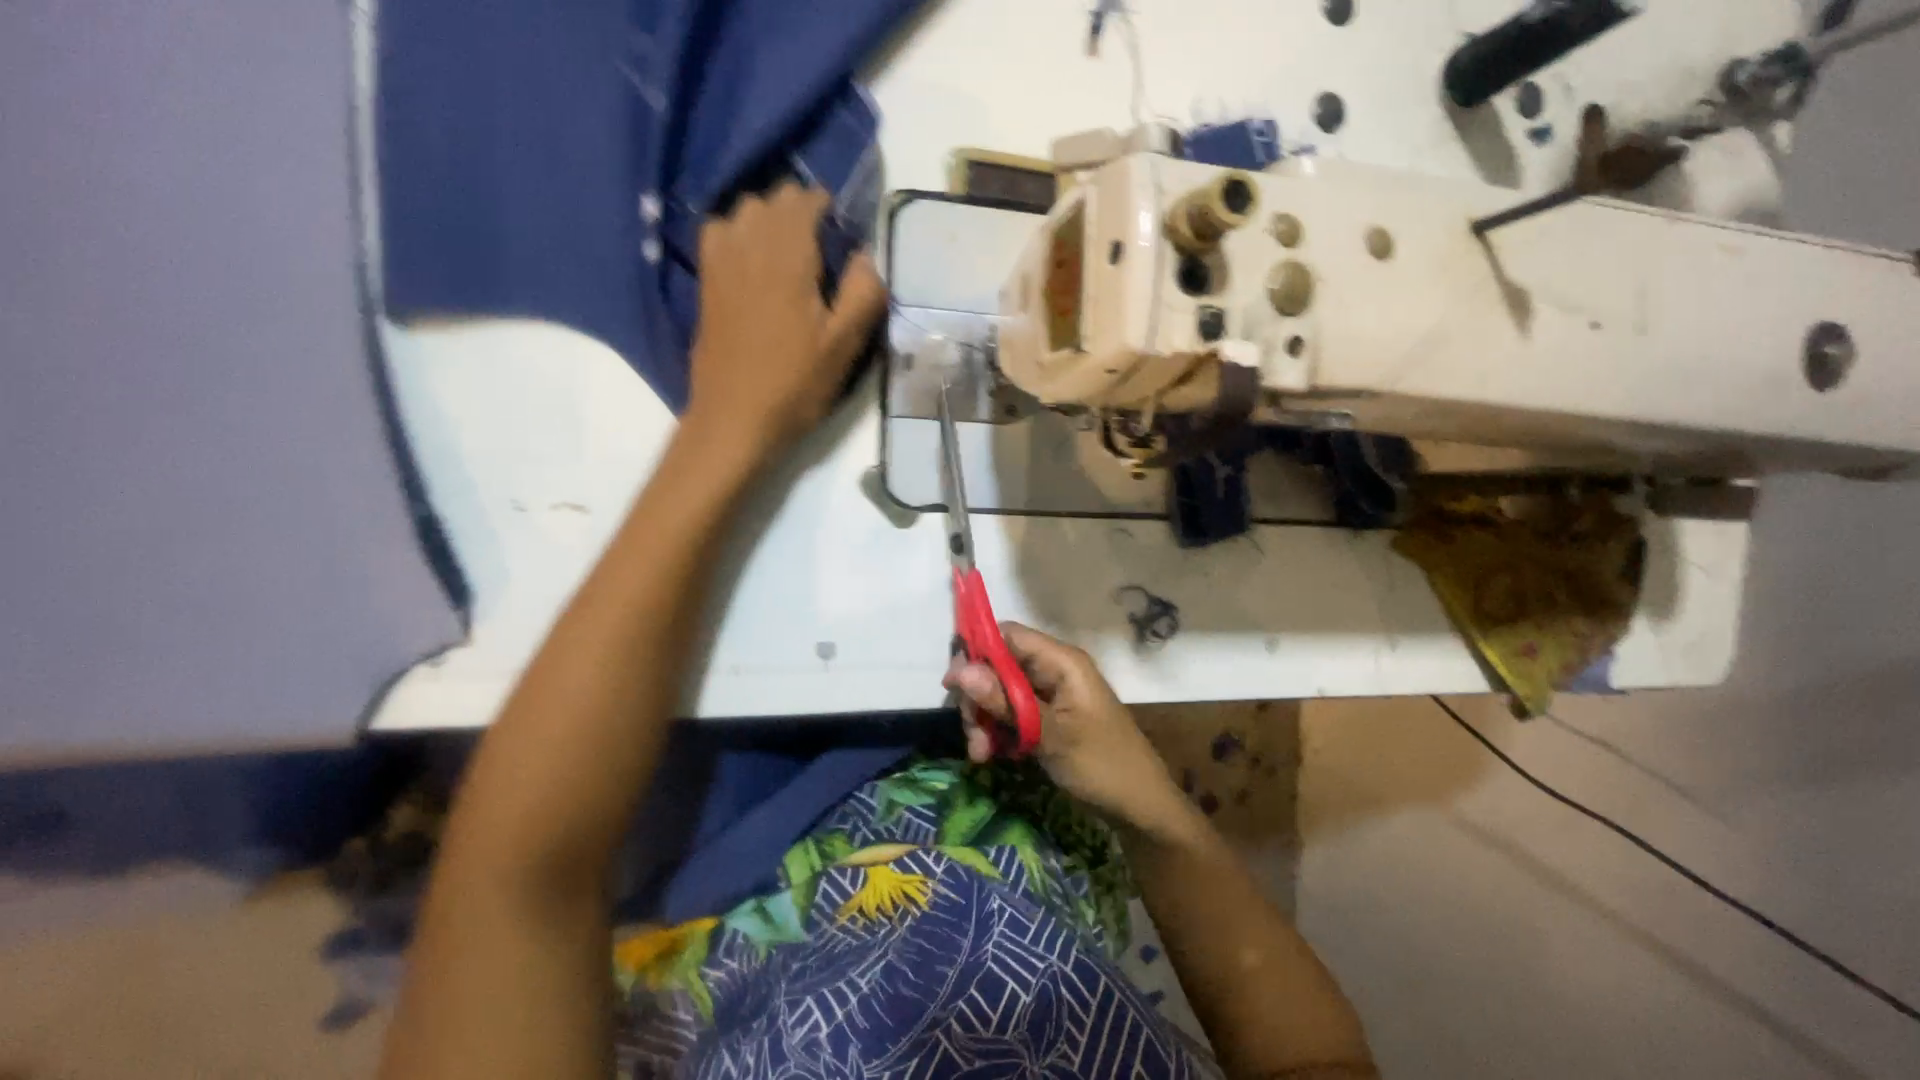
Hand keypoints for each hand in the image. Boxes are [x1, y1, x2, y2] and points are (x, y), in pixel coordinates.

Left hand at [683, 182, 888, 459]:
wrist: (733, 419)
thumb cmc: (794, 385)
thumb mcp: (844, 345)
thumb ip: (863, 291)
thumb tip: (865, 254)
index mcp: (786, 255)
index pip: (806, 199)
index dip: (830, 211)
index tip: (845, 241)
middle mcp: (748, 244)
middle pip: (773, 198)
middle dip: (800, 212)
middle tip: (822, 252)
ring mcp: (720, 261)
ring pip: (743, 211)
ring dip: (768, 221)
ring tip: (789, 257)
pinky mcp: (705, 282)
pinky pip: (719, 234)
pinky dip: (738, 235)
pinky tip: (754, 267)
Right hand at [945, 623, 1189, 830]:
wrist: (1140, 808)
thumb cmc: (1102, 766)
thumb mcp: (1050, 735)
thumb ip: (1004, 701)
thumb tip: (960, 670)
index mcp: (1062, 662)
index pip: (1007, 636)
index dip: (976, 653)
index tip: (953, 687)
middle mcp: (1054, 671)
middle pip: (998, 667)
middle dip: (979, 699)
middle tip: (973, 738)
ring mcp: (1051, 696)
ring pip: (1000, 694)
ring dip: (985, 722)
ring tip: (981, 755)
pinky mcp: (1048, 719)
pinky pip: (1013, 714)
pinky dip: (999, 733)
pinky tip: (994, 757)